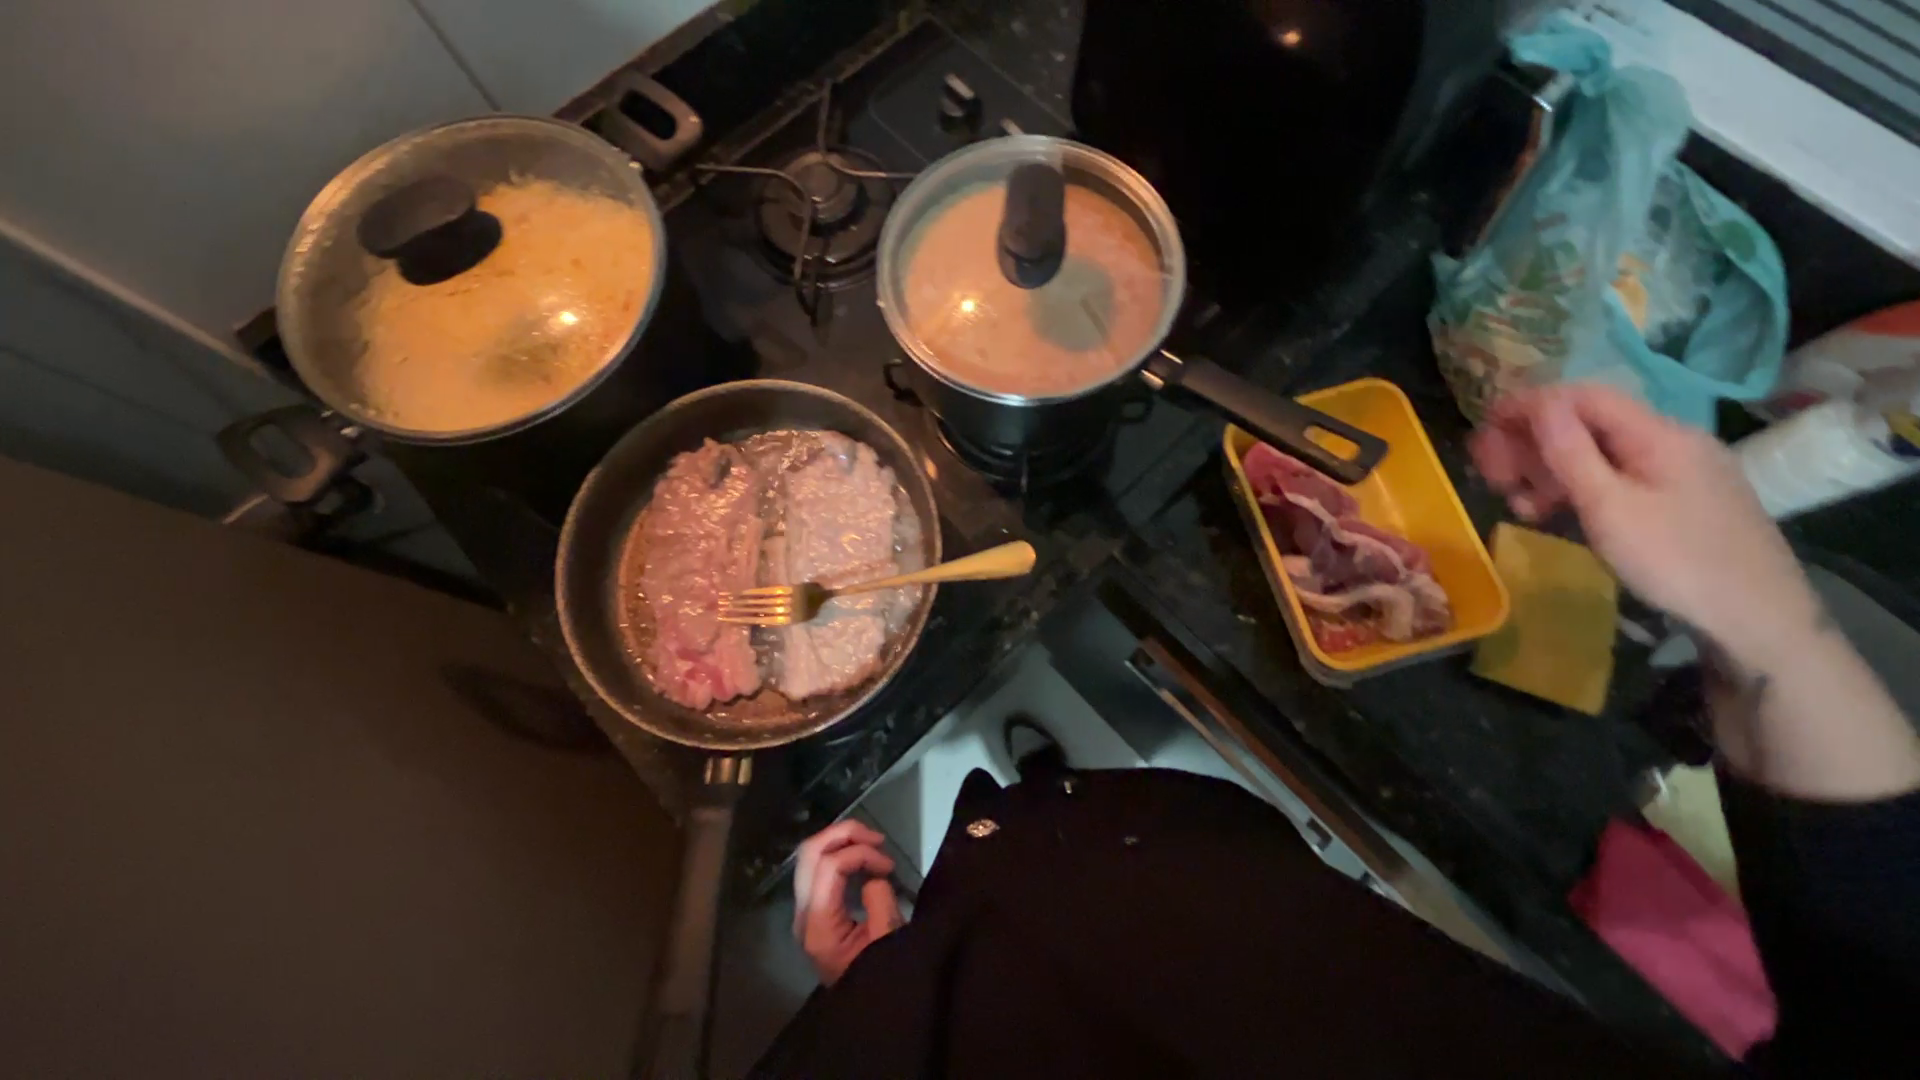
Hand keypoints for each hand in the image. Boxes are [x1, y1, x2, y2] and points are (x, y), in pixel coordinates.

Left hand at [791, 820, 901, 985]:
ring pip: (809, 856)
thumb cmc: (881, 978)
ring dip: (840, 842)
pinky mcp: (812, 911)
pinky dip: (837, 854)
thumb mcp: (888, 939)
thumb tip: (872, 874)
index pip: (829, 866)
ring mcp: (803, 912)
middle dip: (844, 835)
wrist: (865, 1015)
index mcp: (818, 925)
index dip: (861, 854)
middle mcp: (802, 914)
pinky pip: (816, 869)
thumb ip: (879, 898)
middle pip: (810, 852)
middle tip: (878, 840)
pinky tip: (861, 859)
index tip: (889, 866)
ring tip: (873, 845)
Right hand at [1470, 383, 1820, 666]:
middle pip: (1586, 423)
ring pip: (1595, 453)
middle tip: (1491, 475)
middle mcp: (1669, 441)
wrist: (1757, 617)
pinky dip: (1574, 489)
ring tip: (1516, 504)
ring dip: (1547, 471)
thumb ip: (1571, 453)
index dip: (1529, 405)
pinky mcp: (1676, 498)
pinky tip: (1552, 514)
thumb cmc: (1675, 560)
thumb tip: (1539, 404)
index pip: (1583, 397)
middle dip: (1531, 443)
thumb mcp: (1610, 507)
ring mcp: (1675, 470)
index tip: (1484, 428)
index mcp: (1658, 435)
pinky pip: (1613, 478)